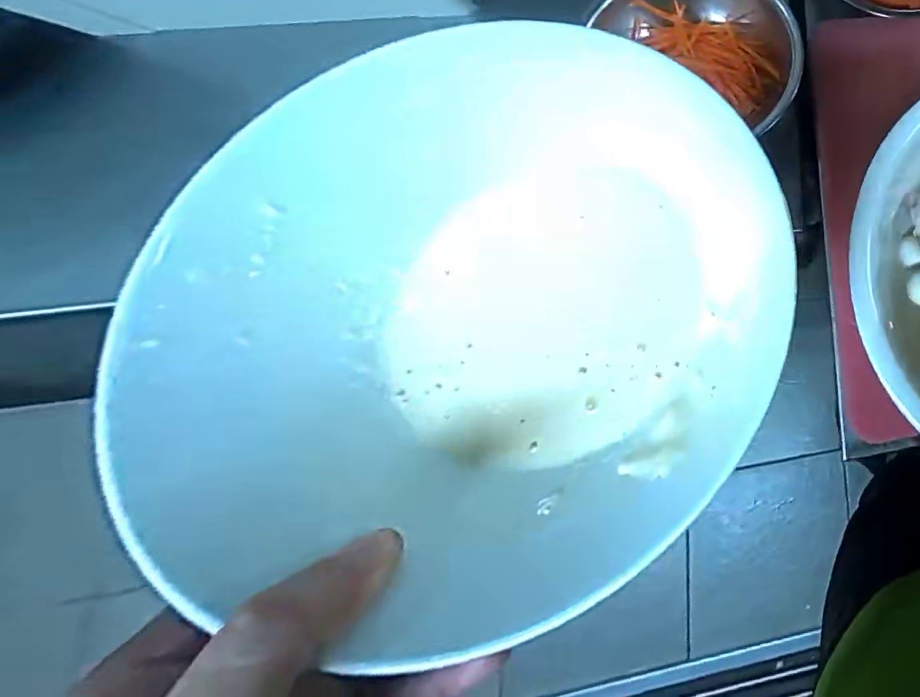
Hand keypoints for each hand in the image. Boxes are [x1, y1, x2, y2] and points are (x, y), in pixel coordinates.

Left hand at [73, 530, 504, 696]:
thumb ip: (274, 631)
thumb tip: (376, 545)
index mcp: (159, 682)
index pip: (250, 588)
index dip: (324, 545)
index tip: (397, 509)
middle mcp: (232, 696)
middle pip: (329, 622)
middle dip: (402, 592)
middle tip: (462, 553)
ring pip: (374, 666)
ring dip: (437, 637)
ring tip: (491, 604)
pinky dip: (442, 682)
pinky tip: (479, 660)